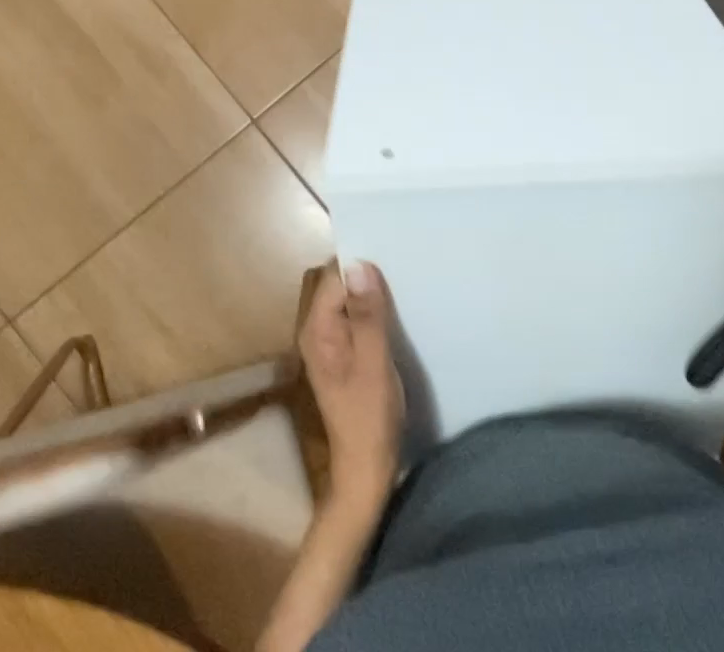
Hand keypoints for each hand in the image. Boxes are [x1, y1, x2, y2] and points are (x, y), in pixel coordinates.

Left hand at [299, 261, 404, 511]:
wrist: (366, 467)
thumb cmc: (370, 416)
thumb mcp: (374, 364)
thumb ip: (367, 315)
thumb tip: (359, 265)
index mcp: (317, 330)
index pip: (334, 276)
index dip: (361, 264)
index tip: (395, 255)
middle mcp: (316, 332)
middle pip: (338, 286)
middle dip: (367, 275)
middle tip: (406, 271)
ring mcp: (329, 344)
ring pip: (348, 303)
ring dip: (372, 295)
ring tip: (407, 288)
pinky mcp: (344, 355)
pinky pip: (355, 320)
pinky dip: (374, 313)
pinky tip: (397, 316)